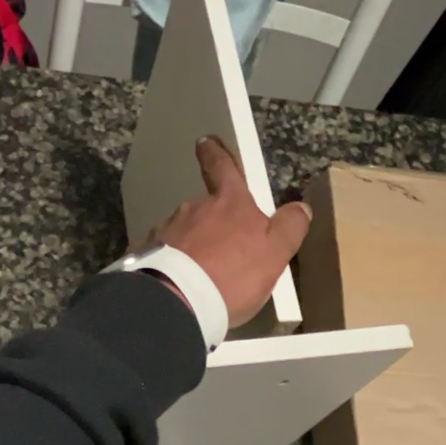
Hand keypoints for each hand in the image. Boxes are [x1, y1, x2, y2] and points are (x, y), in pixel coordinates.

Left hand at [148, 137, 312, 327]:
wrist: (176, 303)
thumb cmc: (232, 275)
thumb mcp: (274, 253)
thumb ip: (289, 228)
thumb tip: (300, 208)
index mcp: (228, 203)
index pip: (223, 167)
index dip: (217, 153)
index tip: (207, 141)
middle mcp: (193, 209)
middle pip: (204, 208)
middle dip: (212, 223)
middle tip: (221, 249)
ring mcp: (165, 231)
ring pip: (183, 233)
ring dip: (191, 246)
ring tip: (199, 275)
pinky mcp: (145, 255)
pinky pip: (163, 255)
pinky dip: (172, 264)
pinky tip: (177, 283)